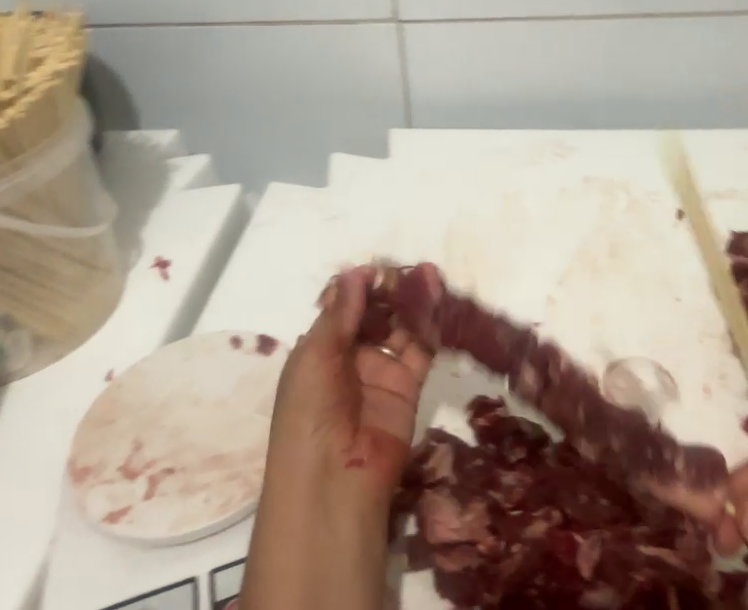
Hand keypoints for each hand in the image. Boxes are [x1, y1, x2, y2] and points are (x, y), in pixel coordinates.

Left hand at [241, 267, 432, 609]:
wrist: (334, 479)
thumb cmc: (309, 412)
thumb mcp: (316, 356)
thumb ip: (341, 313)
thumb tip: (356, 272)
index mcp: (318, 350)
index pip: (343, 309)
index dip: (361, 288)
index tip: (380, 267)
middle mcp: (349, 359)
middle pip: (375, 316)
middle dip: (391, 292)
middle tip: (411, 270)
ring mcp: (380, 374)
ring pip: (400, 330)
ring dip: (413, 304)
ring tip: (431, 277)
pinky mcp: (408, 390)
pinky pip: (420, 352)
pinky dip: (429, 328)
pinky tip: (437, 303)